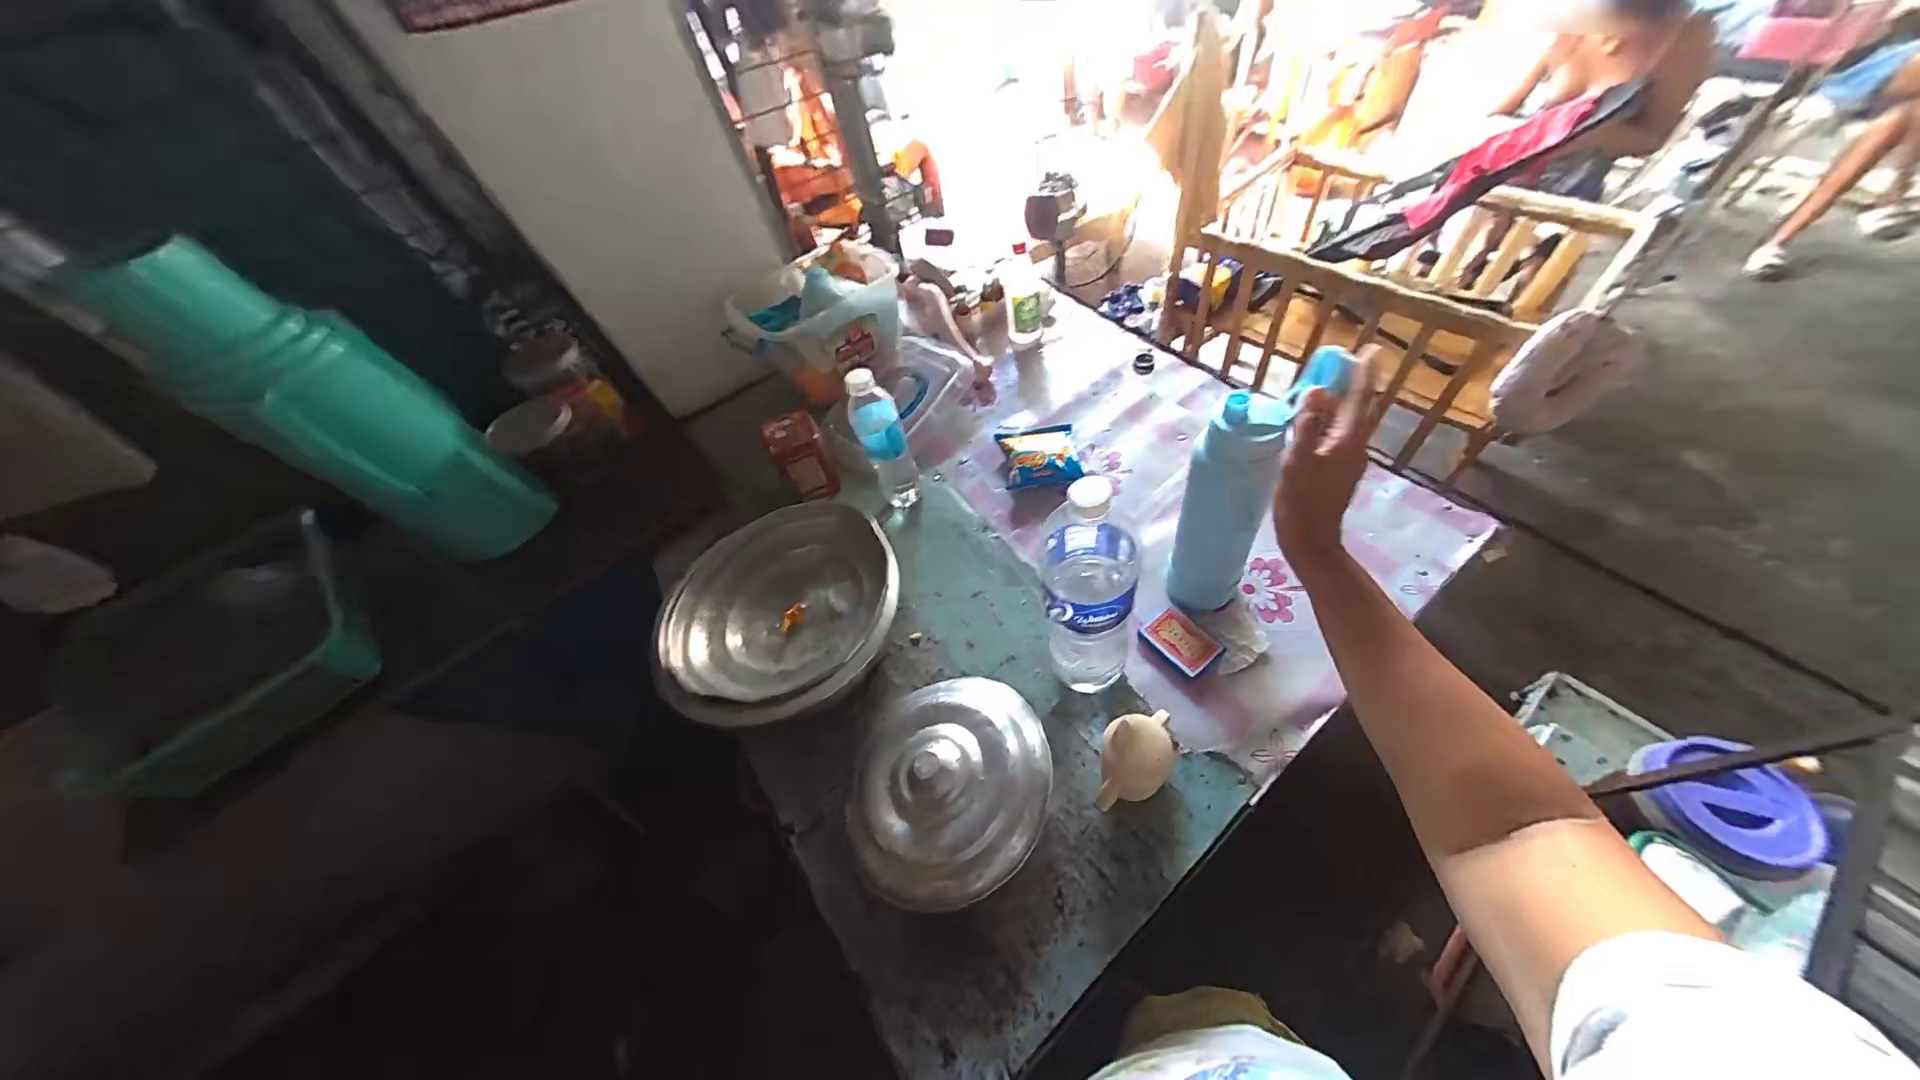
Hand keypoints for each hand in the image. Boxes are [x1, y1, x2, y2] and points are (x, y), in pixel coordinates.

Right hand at [1274, 347, 1377, 568]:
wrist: (1311, 540)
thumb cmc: (1301, 502)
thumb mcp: (1298, 462)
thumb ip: (1308, 426)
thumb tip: (1318, 393)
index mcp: (1345, 441)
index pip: (1358, 399)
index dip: (1363, 373)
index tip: (1369, 349)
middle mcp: (1355, 446)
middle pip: (1361, 408)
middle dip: (1359, 383)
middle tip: (1353, 361)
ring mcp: (1350, 460)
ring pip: (1352, 421)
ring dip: (1347, 401)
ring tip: (1335, 386)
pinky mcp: (1340, 470)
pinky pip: (1342, 434)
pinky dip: (1336, 420)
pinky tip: (1322, 421)